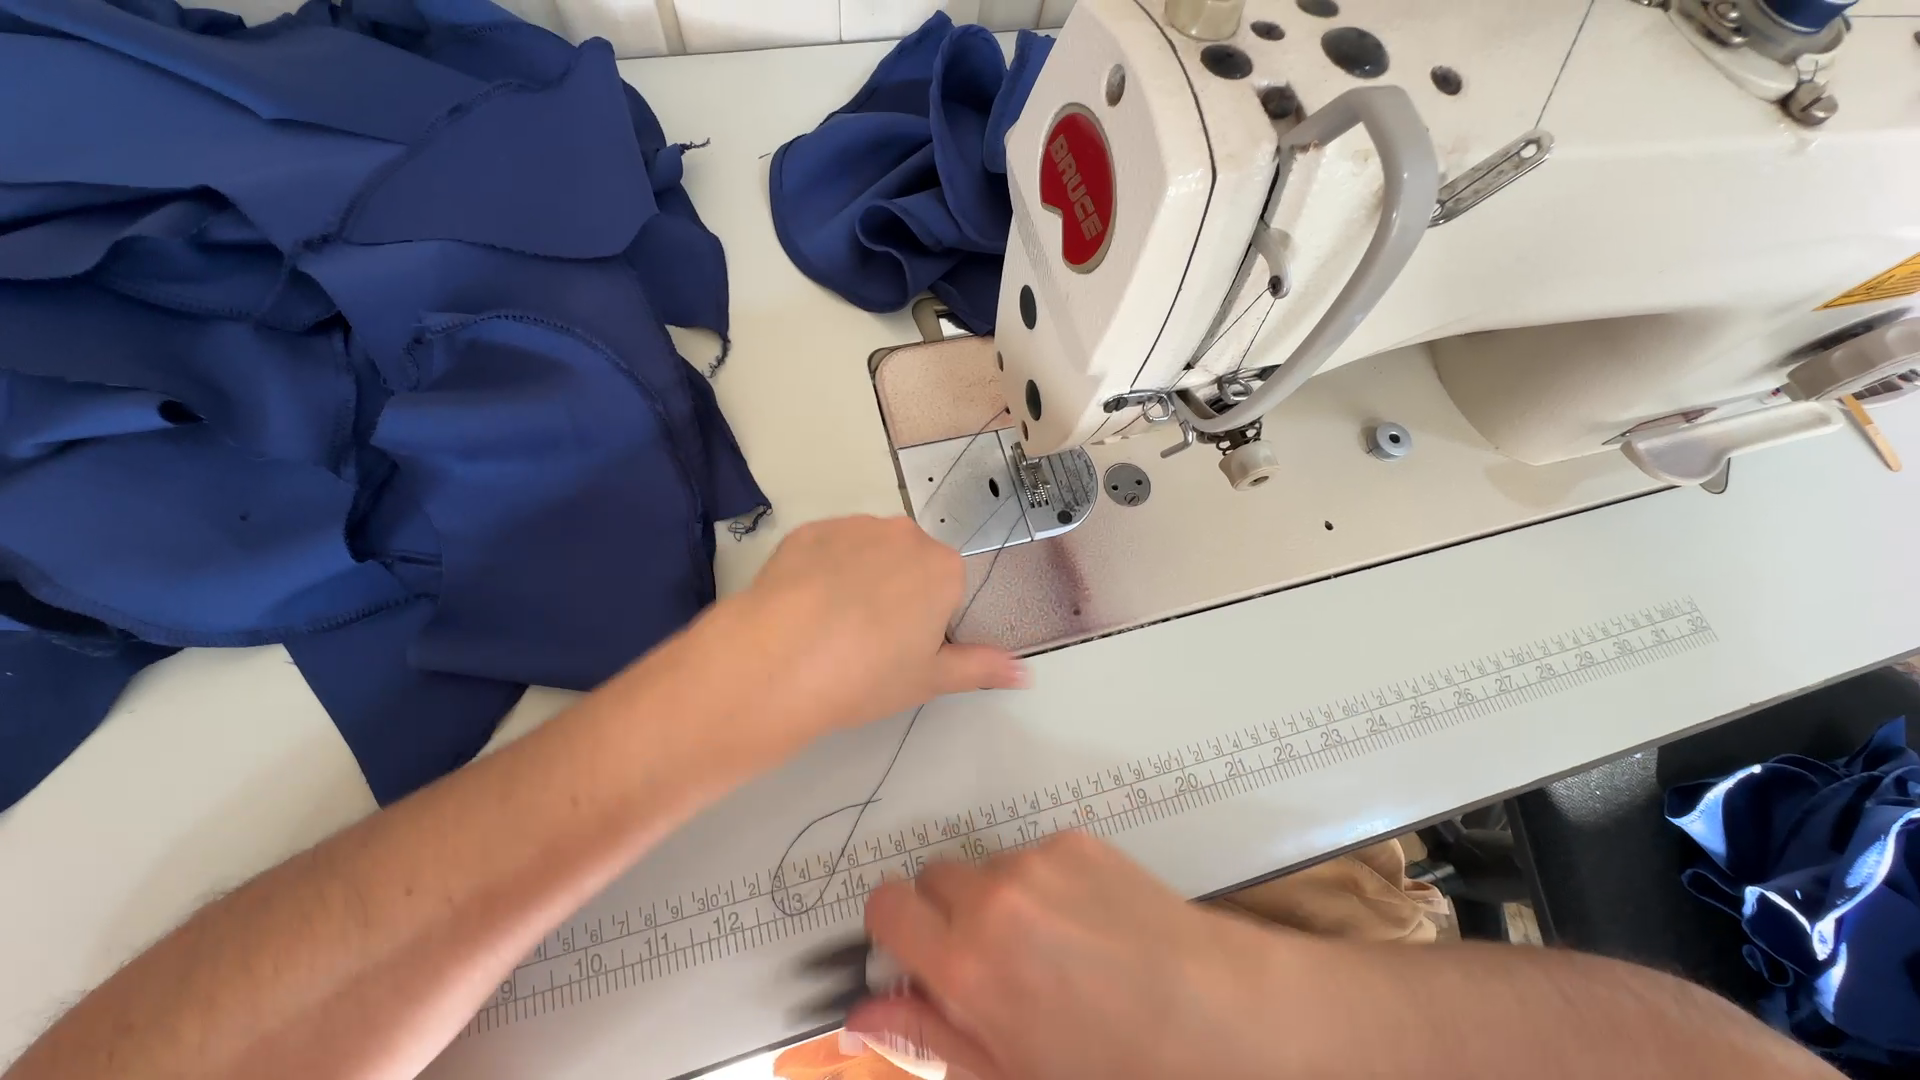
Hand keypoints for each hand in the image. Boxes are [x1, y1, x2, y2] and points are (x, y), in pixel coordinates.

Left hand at [720, 516, 1023, 745]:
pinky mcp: (807, 530)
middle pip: (908, 563)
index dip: (926, 620)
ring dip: (859, 577)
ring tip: (830, 625)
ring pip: (866, 552)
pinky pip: (826, 548)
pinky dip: (821, 570)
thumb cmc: (867, 674)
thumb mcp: (930, 679)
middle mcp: (903, 534)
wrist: (780, 661)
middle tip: (868, 641)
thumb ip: (981, 668)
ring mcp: (852, 526)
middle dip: (896, 592)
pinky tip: (804, 607)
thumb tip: (1026, 673)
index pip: (946, 588)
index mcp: (942, 567)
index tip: (903, 648)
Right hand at [851, 833, 1296, 1079]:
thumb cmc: (1110, 1065)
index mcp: (966, 963)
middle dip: (944, 913)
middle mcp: (992, 897)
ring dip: (995, 897)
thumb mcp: (1009, 1071)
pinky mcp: (1074, 839)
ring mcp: (1036, 860)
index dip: (893, 928)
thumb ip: (926, 1035)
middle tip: (987, 955)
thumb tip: (859, 1012)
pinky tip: (1084, 921)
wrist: (1212, 1011)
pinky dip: (1042, 881)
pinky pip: (1031, 854)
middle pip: (930, 877)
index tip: (917, 951)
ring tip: (1049, 942)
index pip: (885, 905)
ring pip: (983, 866)